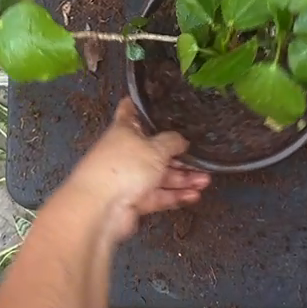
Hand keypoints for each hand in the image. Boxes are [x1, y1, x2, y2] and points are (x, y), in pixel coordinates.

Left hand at [57, 101, 208, 241]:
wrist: (101, 208)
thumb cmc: (124, 167)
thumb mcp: (155, 148)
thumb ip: (173, 141)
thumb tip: (182, 140)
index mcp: (124, 130)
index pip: (131, 111)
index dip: (142, 104)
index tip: (157, 99)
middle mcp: (126, 151)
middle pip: (155, 149)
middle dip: (178, 154)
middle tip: (201, 156)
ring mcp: (129, 177)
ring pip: (160, 175)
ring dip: (182, 177)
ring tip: (206, 180)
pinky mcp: (134, 200)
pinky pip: (158, 195)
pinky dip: (175, 195)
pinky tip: (194, 195)